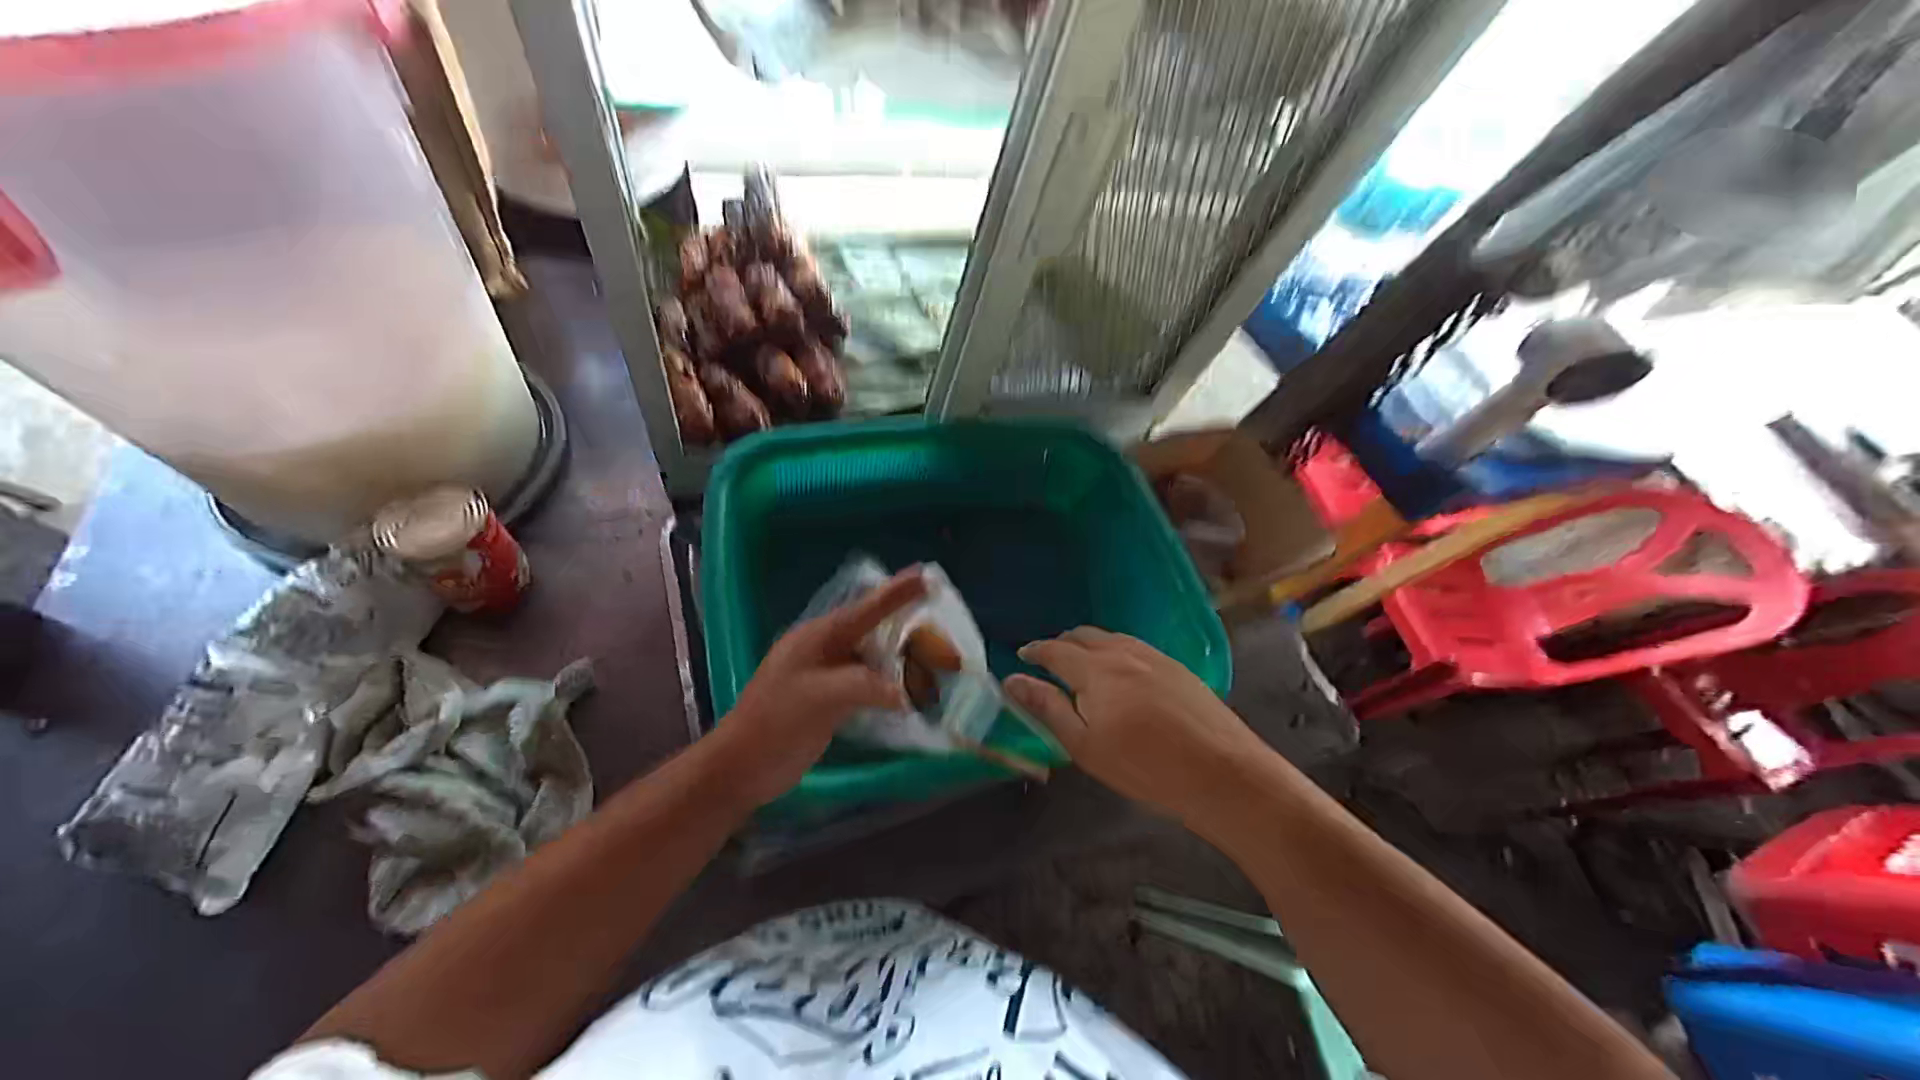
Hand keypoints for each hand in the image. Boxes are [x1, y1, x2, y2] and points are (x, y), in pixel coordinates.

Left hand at [712, 567, 924, 805]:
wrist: (743, 764)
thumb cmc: (777, 722)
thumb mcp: (822, 697)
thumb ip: (866, 686)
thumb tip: (906, 693)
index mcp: (819, 637)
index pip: (866, 608)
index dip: (897, 592)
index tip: (926, 575)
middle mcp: (825, 649)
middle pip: (873, 630)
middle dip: (907, 626)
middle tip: (942, 624)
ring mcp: (827, 675)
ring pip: (873, 657)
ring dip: (902, 658)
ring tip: (935, 657)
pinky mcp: (831, 699)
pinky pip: (868, 682)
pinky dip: (890, 684)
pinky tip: (911, 690)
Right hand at [1003, 628, 1268, 822]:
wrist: (1224, 774)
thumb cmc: (1146, 767)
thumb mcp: (1086, 745)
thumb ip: (1047, 708)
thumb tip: (1012, 680)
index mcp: (1096, 669)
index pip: (1055, 650)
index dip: (1035, 651)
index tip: (1022, 655)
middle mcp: (1124, 653)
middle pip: (1084, 636)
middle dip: (1062, 644)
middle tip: (1050, 662)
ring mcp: (1156, 657)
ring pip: (1112, 639)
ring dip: (1090, 645)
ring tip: (1083, 666)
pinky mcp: (1179, 668)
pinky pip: (1136, 648)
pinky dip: (1116, 652)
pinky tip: (1122, 674)